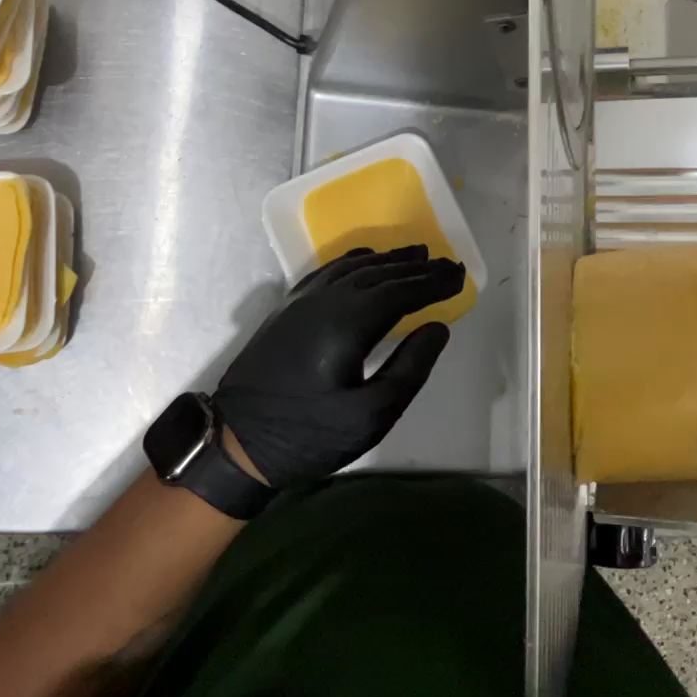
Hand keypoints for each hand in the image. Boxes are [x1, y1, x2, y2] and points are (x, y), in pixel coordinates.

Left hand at [214, 245, 464, 488]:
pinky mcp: (287, 308)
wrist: (236, 442)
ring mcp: (302, 301)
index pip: (401, 291)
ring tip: (417, 254)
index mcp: (348, 323)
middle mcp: (325, 300)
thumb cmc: (309, 434)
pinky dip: (353, 261)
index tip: (460, 277)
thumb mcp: (370, 416)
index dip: (432, 283)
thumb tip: (437, 328)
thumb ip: (409, 369)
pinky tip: (364, 260)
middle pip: (380, 273)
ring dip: (388, 259)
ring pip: (353, 267)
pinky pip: (327, 271)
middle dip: (417, 268)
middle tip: (449, 263)